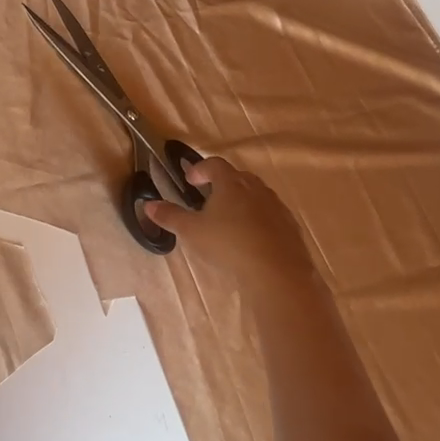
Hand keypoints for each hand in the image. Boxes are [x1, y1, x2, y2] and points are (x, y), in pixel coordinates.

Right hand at [146, 157, 319, 299]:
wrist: (279, 275)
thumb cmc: (229, 245)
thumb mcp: (192, 232)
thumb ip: (170, 217)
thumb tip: (148, 205)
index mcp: (231, 184)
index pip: (215, 164)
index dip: (200, 168)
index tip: (190, 180)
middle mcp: (256, 189)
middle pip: (238, 176)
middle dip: (223, 182)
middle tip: (209, 196)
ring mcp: (277, 208)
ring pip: (257, 195)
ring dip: (243, 200)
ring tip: (230, 218)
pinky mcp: (291, 228)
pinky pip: (272, 215)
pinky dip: (260, 219)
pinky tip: (252, 238)